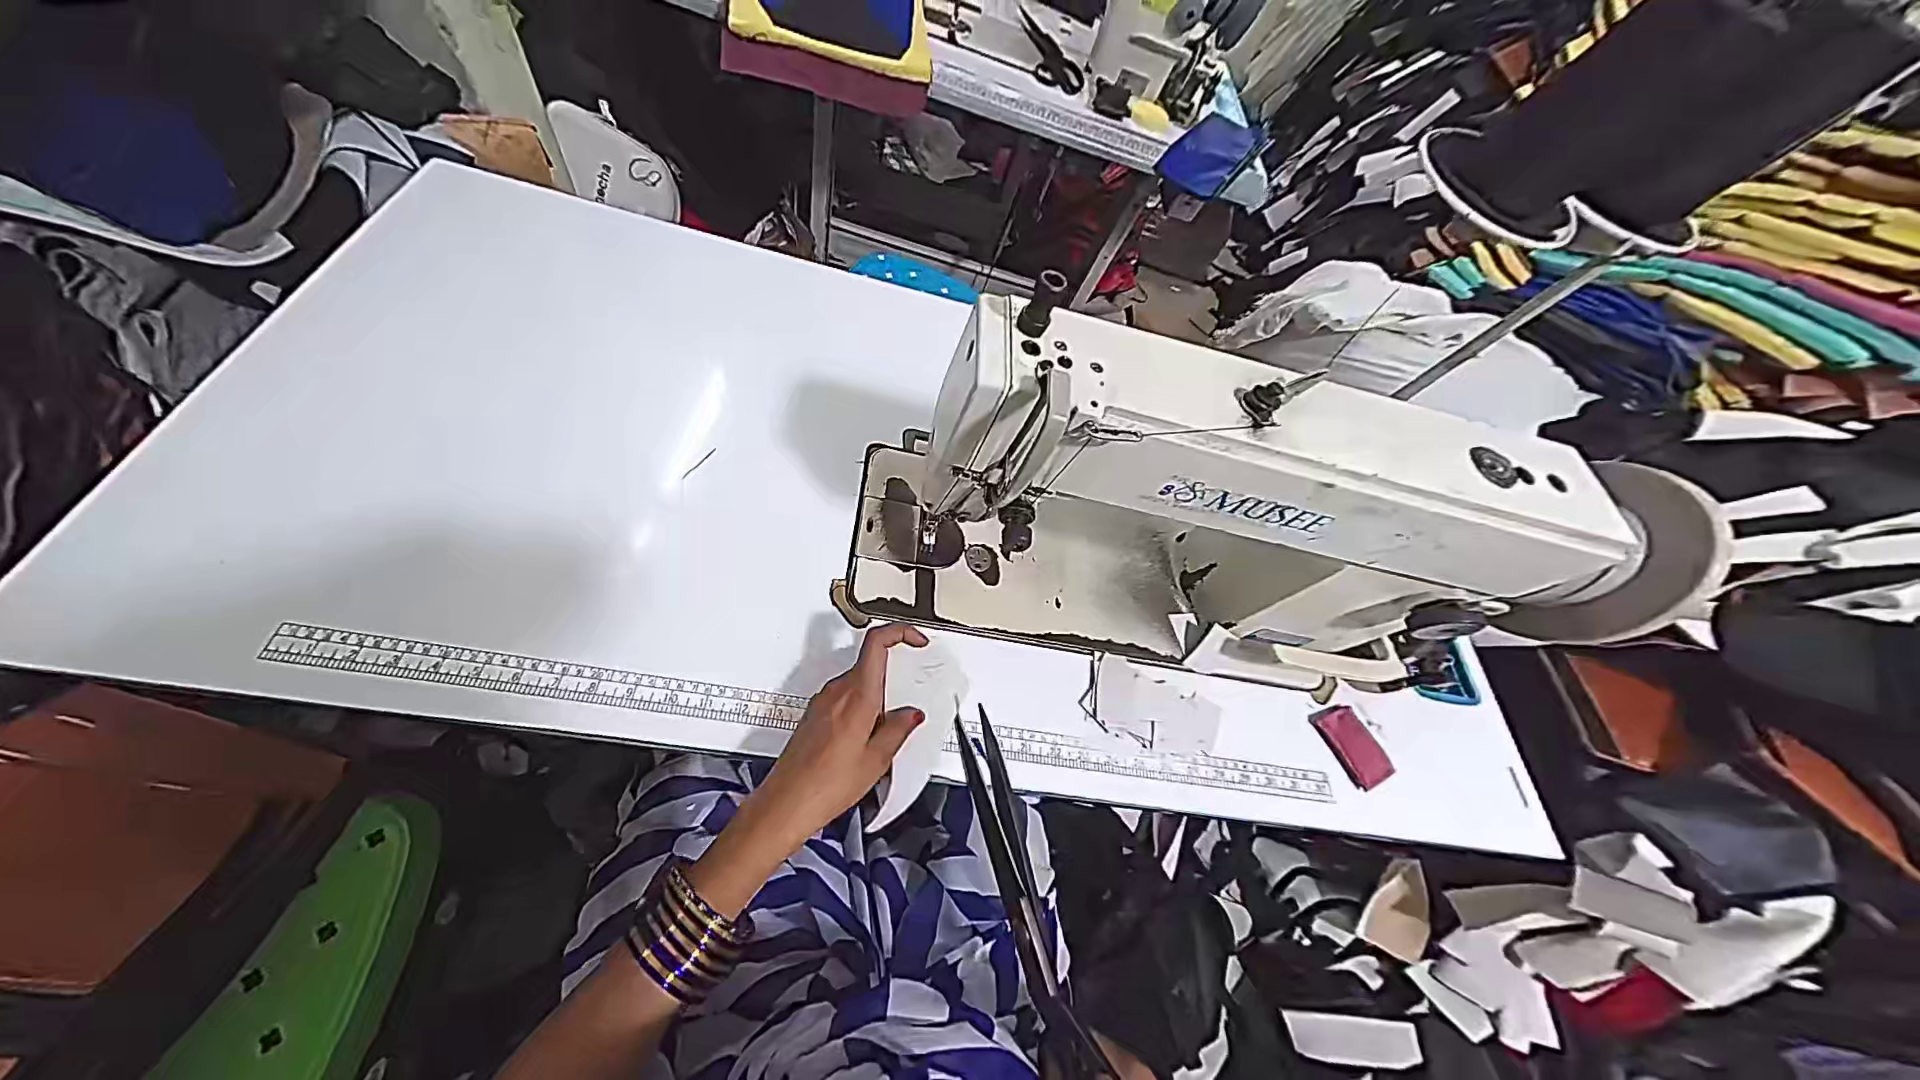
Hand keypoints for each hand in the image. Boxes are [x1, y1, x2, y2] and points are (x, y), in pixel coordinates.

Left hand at [685, 623, 929, 913]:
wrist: (786, 804)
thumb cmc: (824, 785)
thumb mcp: (878, 760)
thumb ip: (899, 729)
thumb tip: (911, 715)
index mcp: (857, 695)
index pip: (877, 641)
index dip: (901, 633)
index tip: (916, 640)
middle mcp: (836, 691)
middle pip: (869, 660)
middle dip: (893, 673)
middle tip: (908, 694)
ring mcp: (823, 701)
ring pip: (857, 680)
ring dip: (876, 693)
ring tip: (886, 728)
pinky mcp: (814, 714)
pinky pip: (843, 697)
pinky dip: (860, 706)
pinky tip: (864, 737)